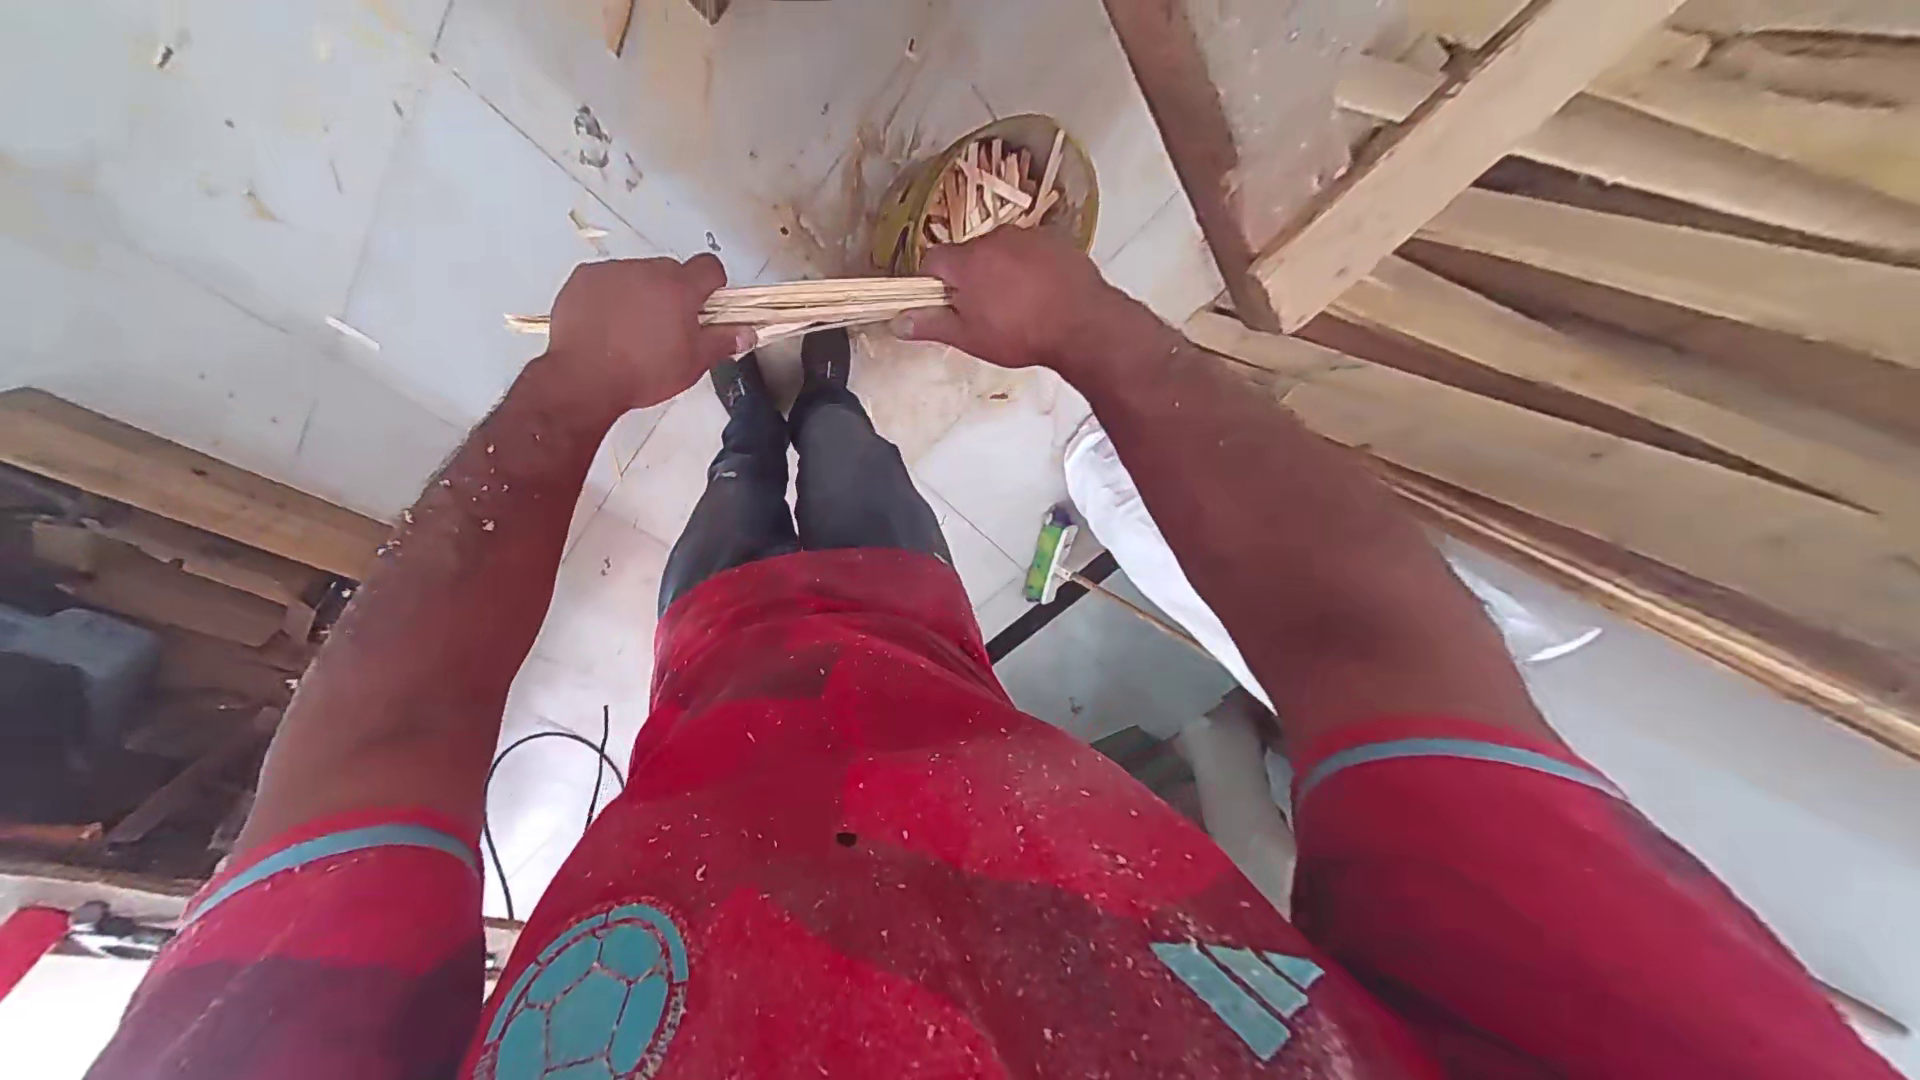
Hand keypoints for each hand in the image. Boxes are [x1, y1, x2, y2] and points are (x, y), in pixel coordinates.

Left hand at [542, 254, 752, 411]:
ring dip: (644, 294)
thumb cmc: (644, 372)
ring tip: (637, 331)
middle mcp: (646, 271)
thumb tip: (746, 333)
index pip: (709, 267)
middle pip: (673, 270)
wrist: (585, 378)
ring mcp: (612, 271)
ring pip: (639, 275)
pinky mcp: (584, 278)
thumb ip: (723, 341)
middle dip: (677, 292)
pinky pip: (608, 280)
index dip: (714, 285)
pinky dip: (614, 297)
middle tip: (673, 326)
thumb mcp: (694, 362)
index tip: (708, 306)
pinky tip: (612, 327)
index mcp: (680, 288)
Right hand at [892, 229, 1167, 374]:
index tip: (944, 304)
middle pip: (968, 255)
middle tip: (984, 313)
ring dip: (1001, 273)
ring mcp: (1028, 236)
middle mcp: (994, 238)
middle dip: (970, 279)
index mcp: (967, 261)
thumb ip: (931, 324)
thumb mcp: (969, 337)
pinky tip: (1041, 296)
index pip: (932, 260)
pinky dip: (1030, 269)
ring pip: (1001, 253)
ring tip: (1018, 308)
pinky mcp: (1056, 241)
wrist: (1082, 324)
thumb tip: (897, 321)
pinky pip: (1032, 253)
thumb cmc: (1020, 334)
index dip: (933, 283)